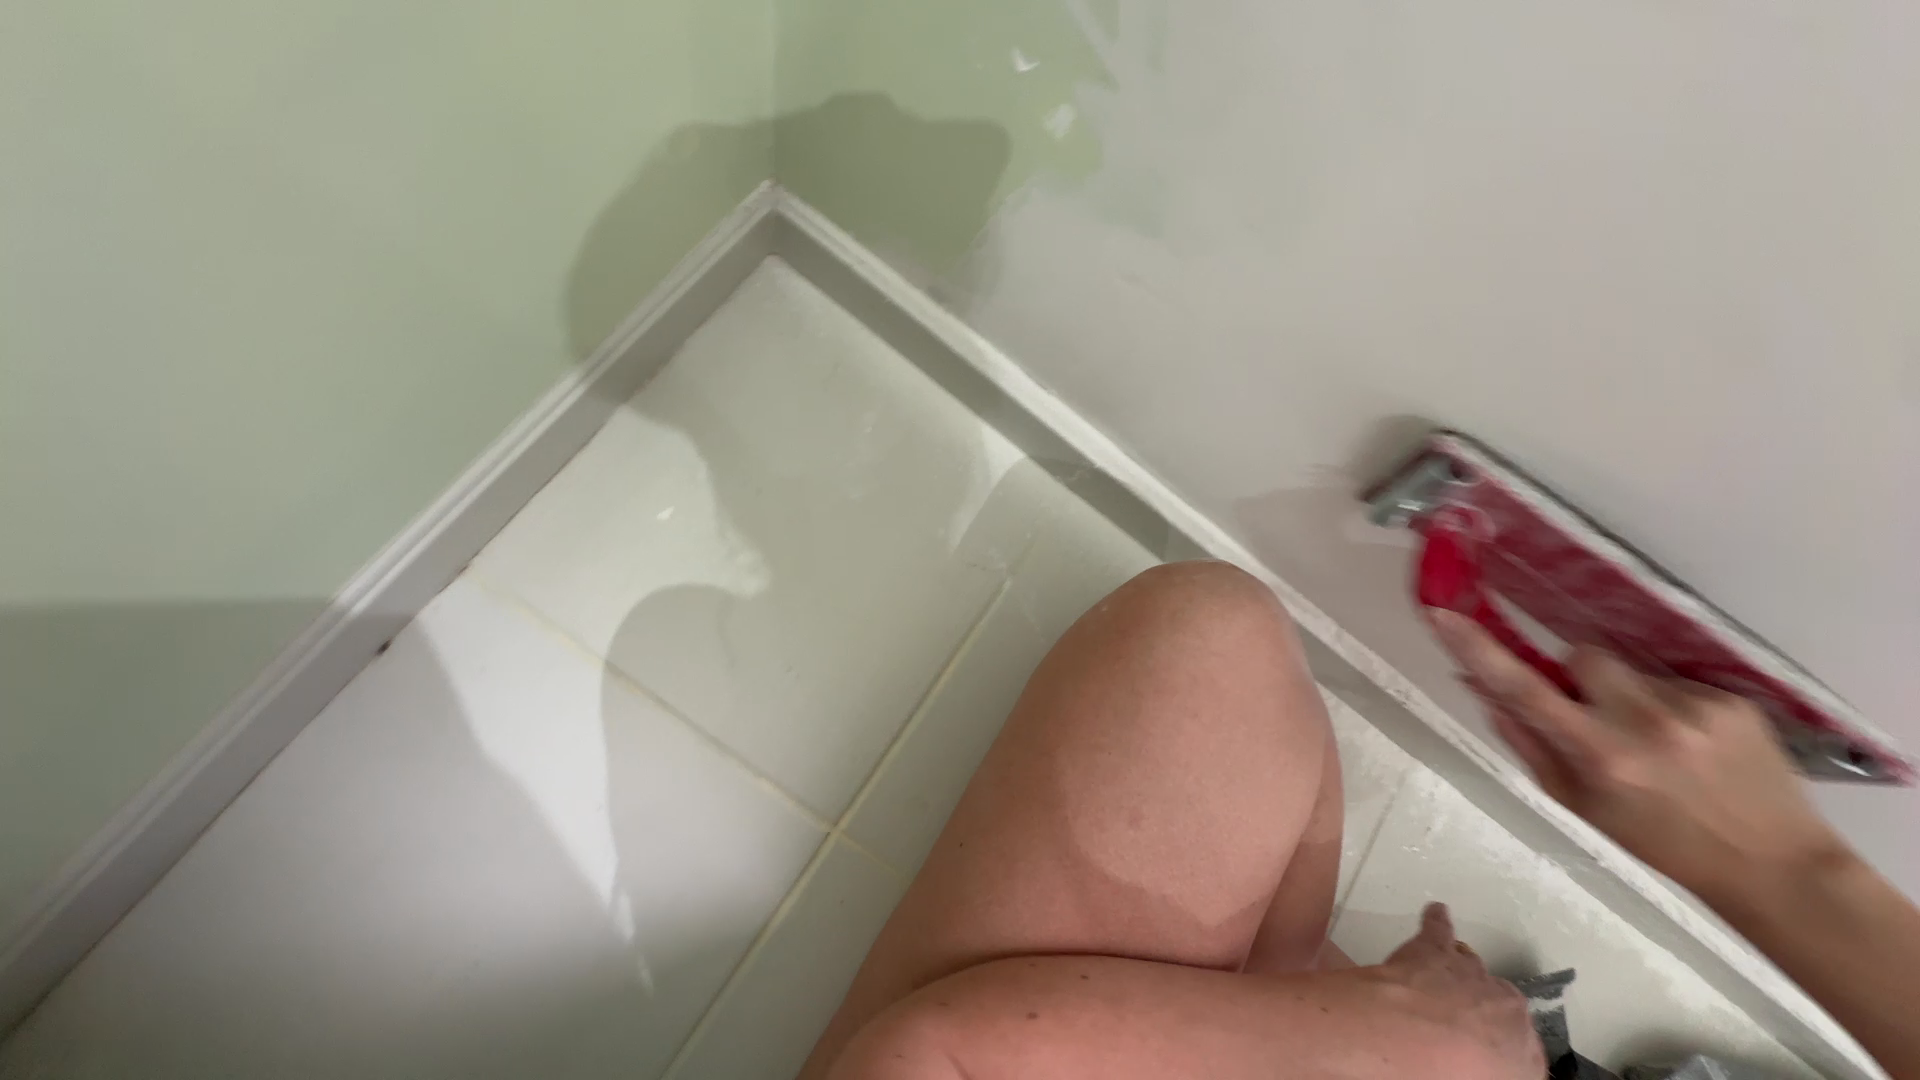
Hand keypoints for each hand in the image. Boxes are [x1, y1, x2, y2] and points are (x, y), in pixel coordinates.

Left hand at [1369, 903, 1542, 1079]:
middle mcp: (1506, 1008)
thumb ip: (1488, 1070)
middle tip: (1449, 1032)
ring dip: (1456, 979)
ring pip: (1471, 971)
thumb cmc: (1445, 1075)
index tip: (1477, 1060)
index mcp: (1525, 1055)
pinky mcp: (1433, 949)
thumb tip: (1476, 1065)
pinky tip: (1437, 911)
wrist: (1408, 1039)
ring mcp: (1470, 973)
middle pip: (1497, 1009)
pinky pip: (1439, 928)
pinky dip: (1437, 921)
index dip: (1496, 1057)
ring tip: (1436, 988)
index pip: (1522, 1058)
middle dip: (1478, 1018)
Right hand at [1428, 609, 1844, 901]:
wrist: (1776, 866)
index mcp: (1600, 754)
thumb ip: (1526, 740)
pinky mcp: (1733, 700)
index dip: (1477, 649)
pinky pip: (1672, 681)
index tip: (1442, 614)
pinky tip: (1692, 743)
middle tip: (1592, 716)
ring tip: (1653, 738)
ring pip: (1627, 669)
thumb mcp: (1576, 802)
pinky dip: (1667, 704)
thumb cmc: (1658, 840)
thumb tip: (1480, 687)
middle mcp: (1645, 723)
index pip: (1522, 689)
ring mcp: (1695, 707)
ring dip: (1623, 693)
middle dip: (1575, 677)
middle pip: (1580, 657)